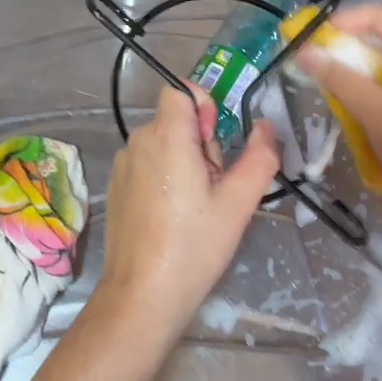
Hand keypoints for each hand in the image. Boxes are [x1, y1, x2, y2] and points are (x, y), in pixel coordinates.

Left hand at [99, 84, 279, 331]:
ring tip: (195, 208)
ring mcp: (123, 162)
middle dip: (199, 143)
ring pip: (162, 143)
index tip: (216, 144)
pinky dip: (162, 178)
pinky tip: (172, 218)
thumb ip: (258, 157)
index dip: (203, 107)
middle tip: (213, 187)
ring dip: (182, 162)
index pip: (181, 89)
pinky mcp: (116, 185)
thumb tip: (265, 125)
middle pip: (175, 119)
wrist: (142, 293)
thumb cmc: (194, 244)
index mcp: (166, 133)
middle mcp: (138, 139)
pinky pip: (146, 164)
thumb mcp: (238, 203)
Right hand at [296, 5, 381, 214]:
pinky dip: (378, 87)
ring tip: (334, 85)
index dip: (341, 23)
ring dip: (361, 71)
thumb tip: (304, 51)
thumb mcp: (375, 111)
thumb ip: (338, 77)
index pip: (379, 17)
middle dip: (349, 49)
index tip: (310, 36)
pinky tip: (361, 105)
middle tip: (318, 62)